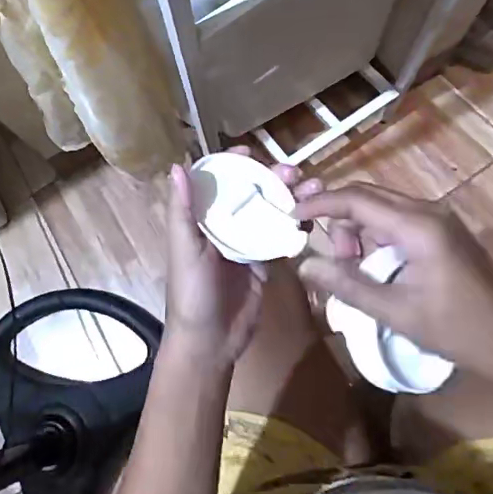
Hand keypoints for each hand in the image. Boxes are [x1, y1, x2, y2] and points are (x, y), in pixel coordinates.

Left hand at [161, 148, 309, 367]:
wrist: (210, 342)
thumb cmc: (191, 292)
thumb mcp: (184, 249)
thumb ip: (182, 210)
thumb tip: (177, 167)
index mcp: (204, 219)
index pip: (219, 182)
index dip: (234, 163)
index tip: (253, 151)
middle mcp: (226, 226)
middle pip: (251, 192)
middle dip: (273, 178)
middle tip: (295, 171)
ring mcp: (248, 243)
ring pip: (270, 211)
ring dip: (292, 196)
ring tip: (315, 185)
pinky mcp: (265, 262)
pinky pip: (281, 237)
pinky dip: (297, 225)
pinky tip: (314, 215)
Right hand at [294, 183, 492, 378]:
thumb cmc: (460, 331)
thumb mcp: (398, 313)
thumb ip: (349, 285)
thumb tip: (305, 263)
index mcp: (417, 226)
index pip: (356, 199)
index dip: (320, 203)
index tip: (290, 214)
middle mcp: (428, 210)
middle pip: (368, 196)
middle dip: (339, 220)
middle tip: (329, 258)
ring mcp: (438, 218)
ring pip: (382, 208)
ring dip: (359, 230)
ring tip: (353, 270)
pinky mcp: (443, 231)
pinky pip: (398, 220)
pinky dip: (378, 237)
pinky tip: (376, 268)